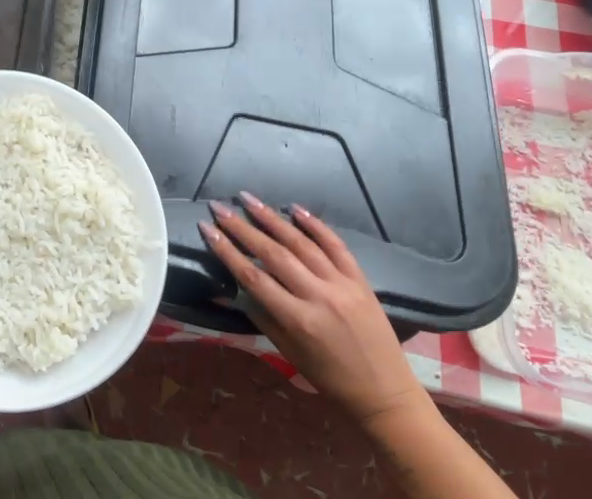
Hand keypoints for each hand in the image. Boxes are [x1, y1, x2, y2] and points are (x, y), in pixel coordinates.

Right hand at [200, 194, 430, 429]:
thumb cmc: (329, 378)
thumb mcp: (288, 352)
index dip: (226, 250)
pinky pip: (335, 245)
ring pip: (301, 243)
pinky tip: (295, 209)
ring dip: (272, 218)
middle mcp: (319, 296)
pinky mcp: (360, 280)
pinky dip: (315, 225)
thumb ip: (261, 315)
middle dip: (242, 227)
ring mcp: (342, 285)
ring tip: (248, 199)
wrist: (385, 392)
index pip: (253, 277)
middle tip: (219, 207)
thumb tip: (234, 286)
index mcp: (298, 320)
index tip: (207, 229)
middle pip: (273, 254)